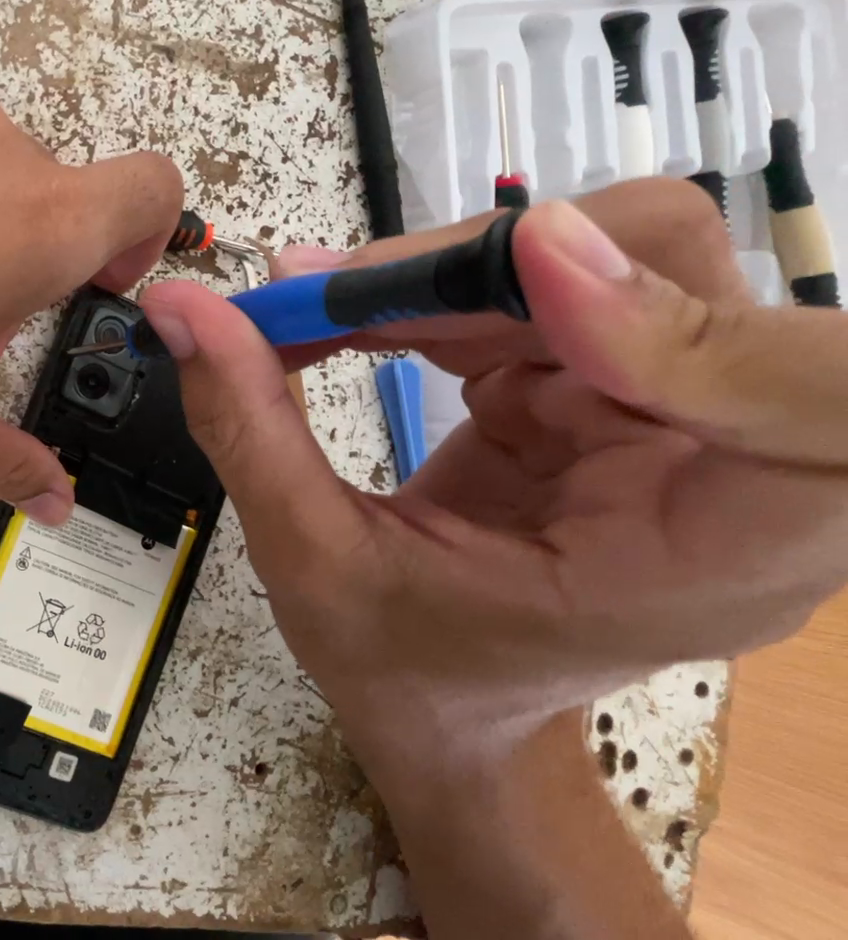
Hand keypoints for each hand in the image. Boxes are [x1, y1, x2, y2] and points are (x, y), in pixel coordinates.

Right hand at [138, 179, 847, 775]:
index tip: (528, 270)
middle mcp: (729, 459)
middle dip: (480, 264)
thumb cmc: (400, 666)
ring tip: (295, 311)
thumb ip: (249, 428)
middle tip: (323, 291)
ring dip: (425, 272)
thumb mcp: (309, 561)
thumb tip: (179, 306)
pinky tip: (335, 326)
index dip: (684, 316)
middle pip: (666, 271)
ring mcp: (666, 405)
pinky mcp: (599, 378)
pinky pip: (520, 288)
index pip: (821, 403)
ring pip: (581, 258)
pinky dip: (416, 292)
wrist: (442, 704)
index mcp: (715, 552)